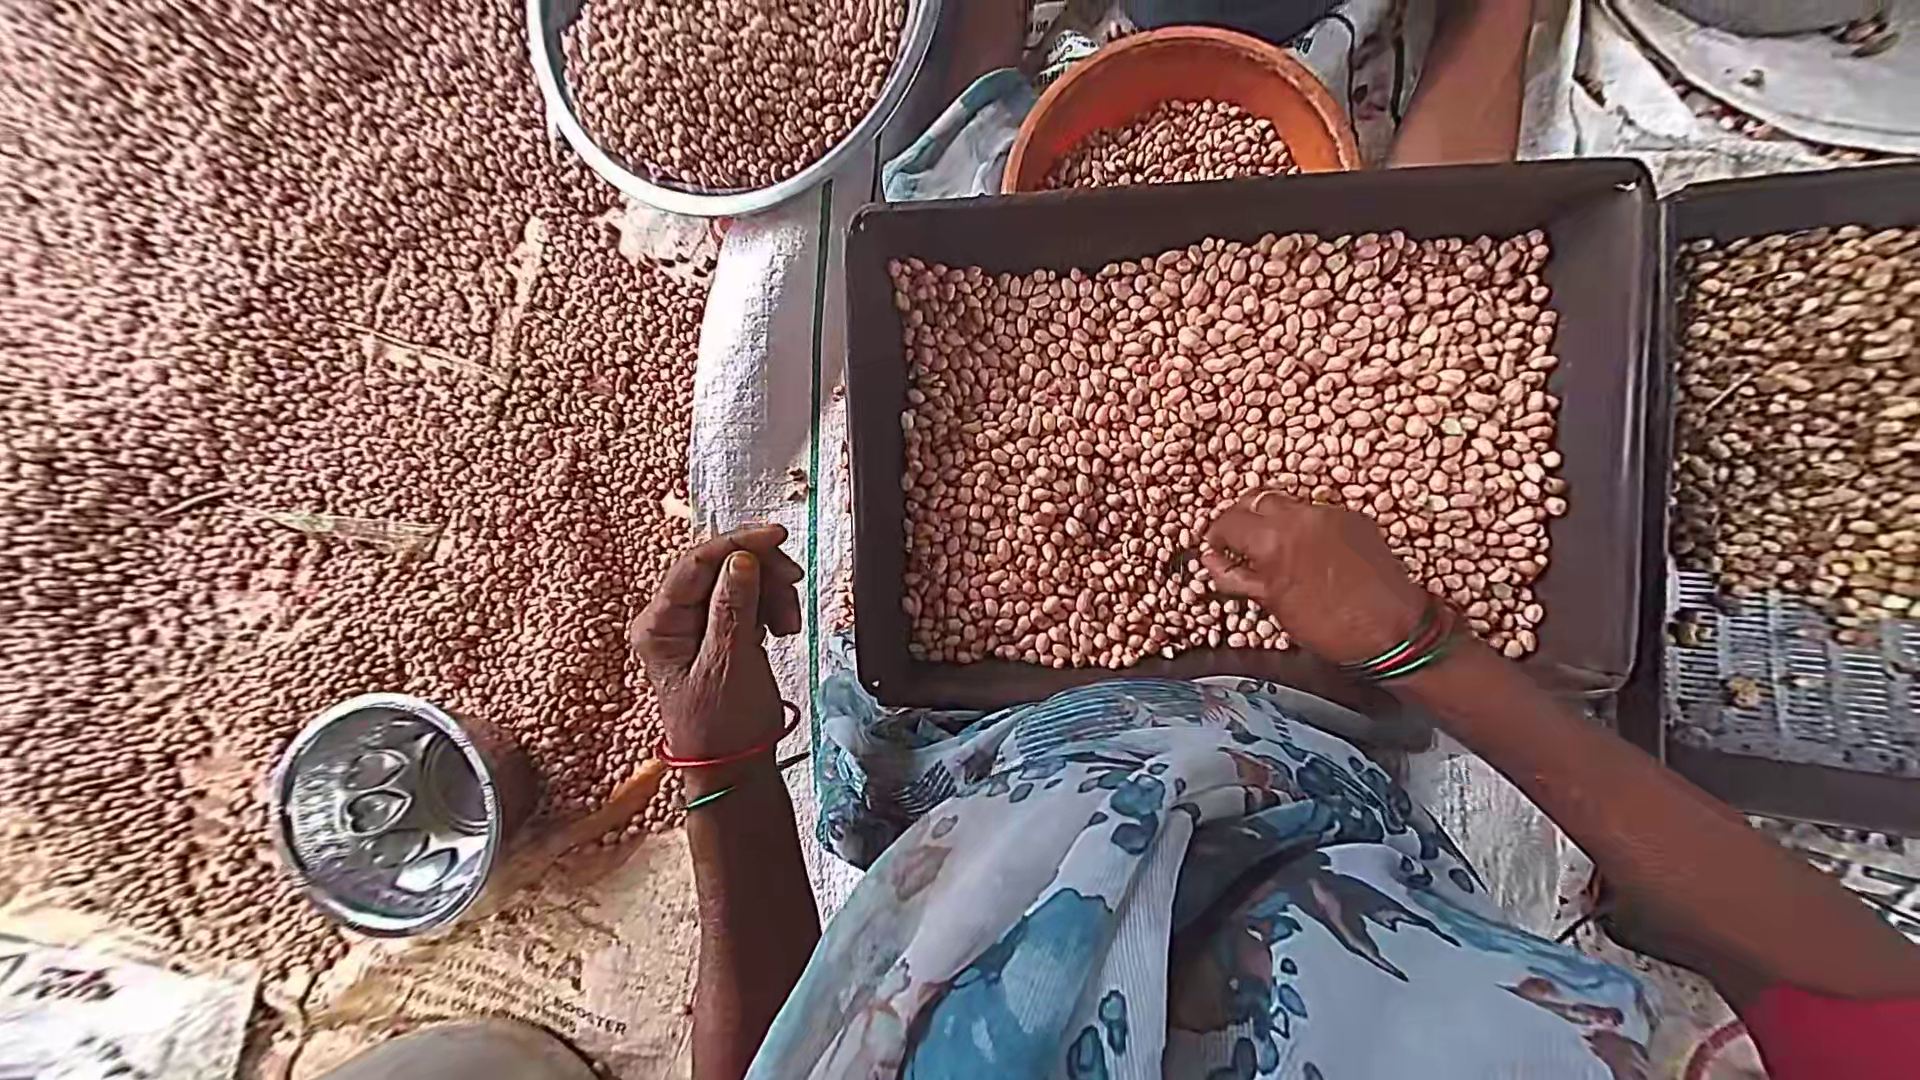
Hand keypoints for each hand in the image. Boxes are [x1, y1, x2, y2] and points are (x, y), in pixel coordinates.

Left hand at [629, 524, 803, 770]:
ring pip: (741, 581)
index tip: (777, 536)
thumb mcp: (729, 664)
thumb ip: (733, 608)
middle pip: (721, 567)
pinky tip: (782, 629)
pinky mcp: (723, 631)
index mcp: (660, 624)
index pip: (695, 563)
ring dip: (773, 592)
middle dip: (762, 572)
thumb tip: (741, 559)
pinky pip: (751, 600)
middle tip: (792, 584)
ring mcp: (700, 624)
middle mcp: (675, 617)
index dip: (738, 543)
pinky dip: (772, 606)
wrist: (736, 765)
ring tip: (788, 624)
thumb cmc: (724, 724)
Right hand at [1202, 491, 1431, 665]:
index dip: (1216, 536)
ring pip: (1286, 504)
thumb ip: (1234, 575)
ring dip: (1272, 520)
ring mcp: (1329, 515)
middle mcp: (1299, 518)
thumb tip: (1211, 560)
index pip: (1228, 522)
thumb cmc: (1328, 624)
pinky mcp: (1353, 519)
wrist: (1393, 631)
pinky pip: (1315, 514)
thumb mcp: (1270, 602)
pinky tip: (1306, 551)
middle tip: (1238, 542)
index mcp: (1272, 540)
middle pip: (1254, 500)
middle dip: (1242, 519)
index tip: (1215, 548)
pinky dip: (1303, 527)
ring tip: (1273, 548)